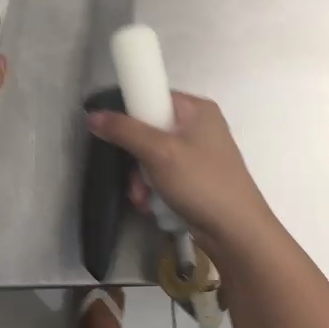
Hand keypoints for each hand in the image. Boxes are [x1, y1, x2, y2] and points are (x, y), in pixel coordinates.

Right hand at [87, 92, 270, 251]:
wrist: (236, 231)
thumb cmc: (201, 184)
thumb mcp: (159, 153)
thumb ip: (124, 131)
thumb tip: (93, 116)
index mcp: (196, 109)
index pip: (152, 96)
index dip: (130, 113)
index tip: (116, 134)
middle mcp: (198, 126)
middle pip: (148, 129)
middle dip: (134, 158)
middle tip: (134, 177)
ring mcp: (197, 153)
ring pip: (151, 155)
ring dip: (141, 178)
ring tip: (143, 197)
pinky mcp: (195, 176)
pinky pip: (162, 173)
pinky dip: (153, 188)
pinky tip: (152, 204)